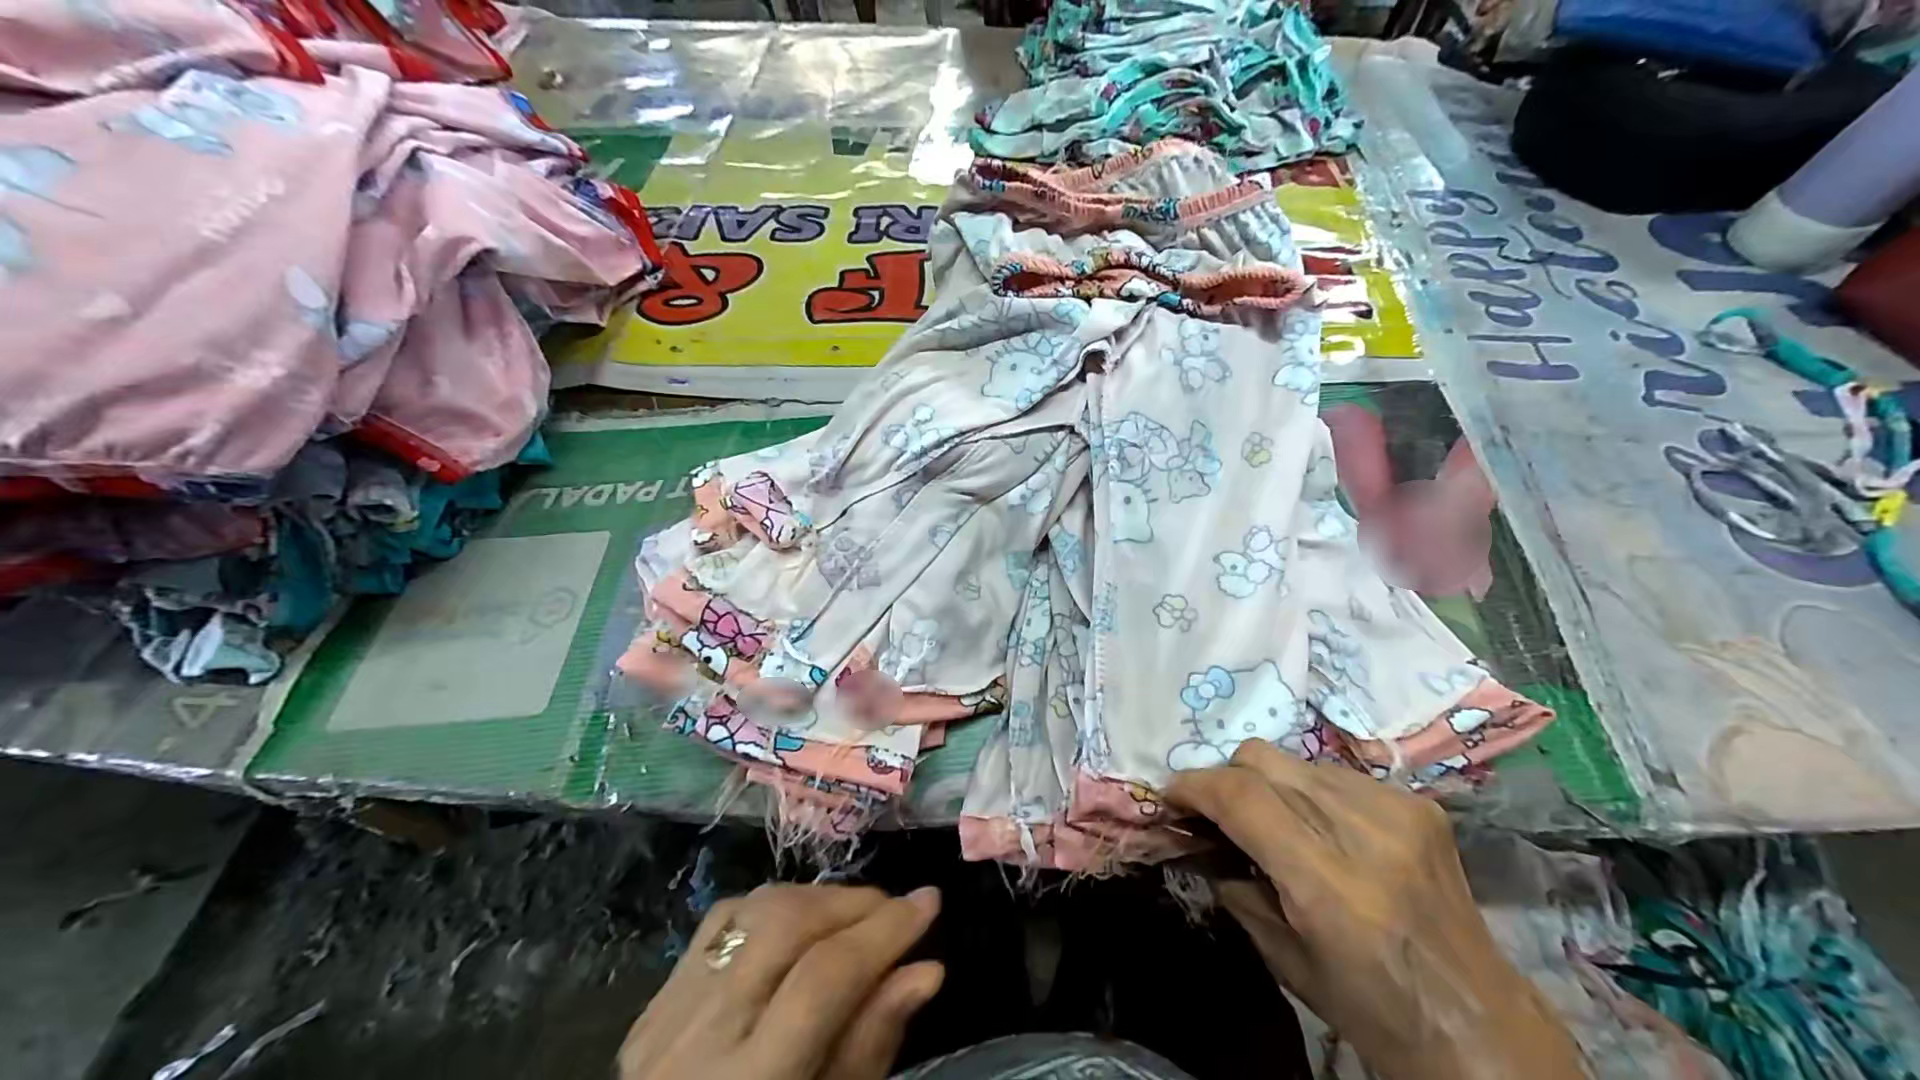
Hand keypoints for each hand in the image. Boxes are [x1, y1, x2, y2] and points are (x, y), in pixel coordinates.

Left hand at [618, 884, 943, 1079]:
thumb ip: (872, 1044)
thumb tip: (927, 968)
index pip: (824, 978)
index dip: (884, 932)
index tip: (929, 901)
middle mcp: (698, 1039)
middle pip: (786, 925)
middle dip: (854, 903)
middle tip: (895, 910)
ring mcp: (666, 1016)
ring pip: (754, 911)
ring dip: (818, 898)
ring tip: (857, 913)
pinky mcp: (653, 1004)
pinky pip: (722, 922)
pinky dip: (773, 908)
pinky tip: (802, 920)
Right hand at [1169, 741, 1583, 1079]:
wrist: (1477, 1025)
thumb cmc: (1370, 1007)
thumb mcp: (1282, 957)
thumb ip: (1235, 886)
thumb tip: (1198, 838)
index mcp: (1330, 883)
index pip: (1241, 796)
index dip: (1193, 786)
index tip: (1170, 797)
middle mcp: (1365, 832)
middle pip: (1261, 759)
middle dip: (1224, 777)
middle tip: (1213, 810)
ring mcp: (1398, 809)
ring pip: (1293, 759)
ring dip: (1265, 782)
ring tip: (1266, 819)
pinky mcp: (1418, 804)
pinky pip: (1333, 773)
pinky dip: (1306, 790)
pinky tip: (1314, 825)